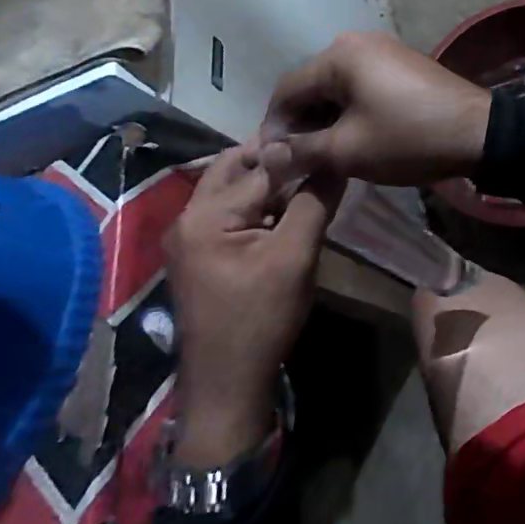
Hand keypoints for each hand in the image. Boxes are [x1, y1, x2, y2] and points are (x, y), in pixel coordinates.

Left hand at [163, 145, 344, 466]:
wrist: (227, 384)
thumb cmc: (261, 319)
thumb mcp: (295, 257)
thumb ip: (313, 202)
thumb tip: (336, 160)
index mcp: (205, 215)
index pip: (259, 165)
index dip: (298, 153)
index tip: (329, 138)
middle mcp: (188, 217)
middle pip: (236, 169)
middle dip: (278, 159)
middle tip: (319, 155)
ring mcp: (191, 237)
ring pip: (235, 190)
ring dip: (270, 182)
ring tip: (312, 178)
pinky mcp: (201, 254)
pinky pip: (232, 213)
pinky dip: (261, 205)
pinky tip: (291, 209)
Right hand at [260, 31, 492, 186]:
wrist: (480, 134)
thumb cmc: (408, 138)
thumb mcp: (348, 150)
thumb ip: (301, 150)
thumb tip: (267, 157)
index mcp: (339, 54)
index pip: (286, 90)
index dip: (273, 128)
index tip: (270, 162)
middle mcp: (357, 42)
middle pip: (311, 86)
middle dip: (300, 125)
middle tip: (296, 163)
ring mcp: (384, 52)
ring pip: (337, 89)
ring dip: (325, 121)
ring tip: (322, 156)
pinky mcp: (403, 66)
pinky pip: (362, 88)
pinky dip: (350, 113)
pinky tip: (351, 139)